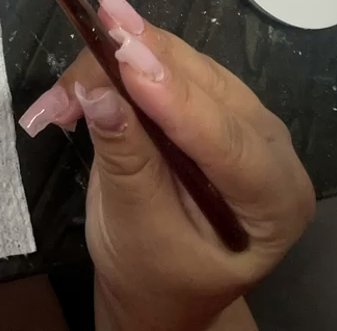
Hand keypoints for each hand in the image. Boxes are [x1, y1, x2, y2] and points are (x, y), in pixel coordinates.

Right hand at [17, 0, 314, 330]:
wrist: (157, 281)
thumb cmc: (155, 273)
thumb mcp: (136, 226)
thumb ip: (125, 159)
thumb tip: (98, 94)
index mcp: (275, 198)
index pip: (226, 138)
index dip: (174, 94)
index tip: (126, 56)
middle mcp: (268, 145)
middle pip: (200, 83)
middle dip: (132, 64)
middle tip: (77, 57)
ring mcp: (237, 114)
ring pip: (175, 59)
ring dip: (111, 65)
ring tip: (61, 94)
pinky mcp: (203, 95)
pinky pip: (159, 60)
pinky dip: (111, 67)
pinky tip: (75, 84)